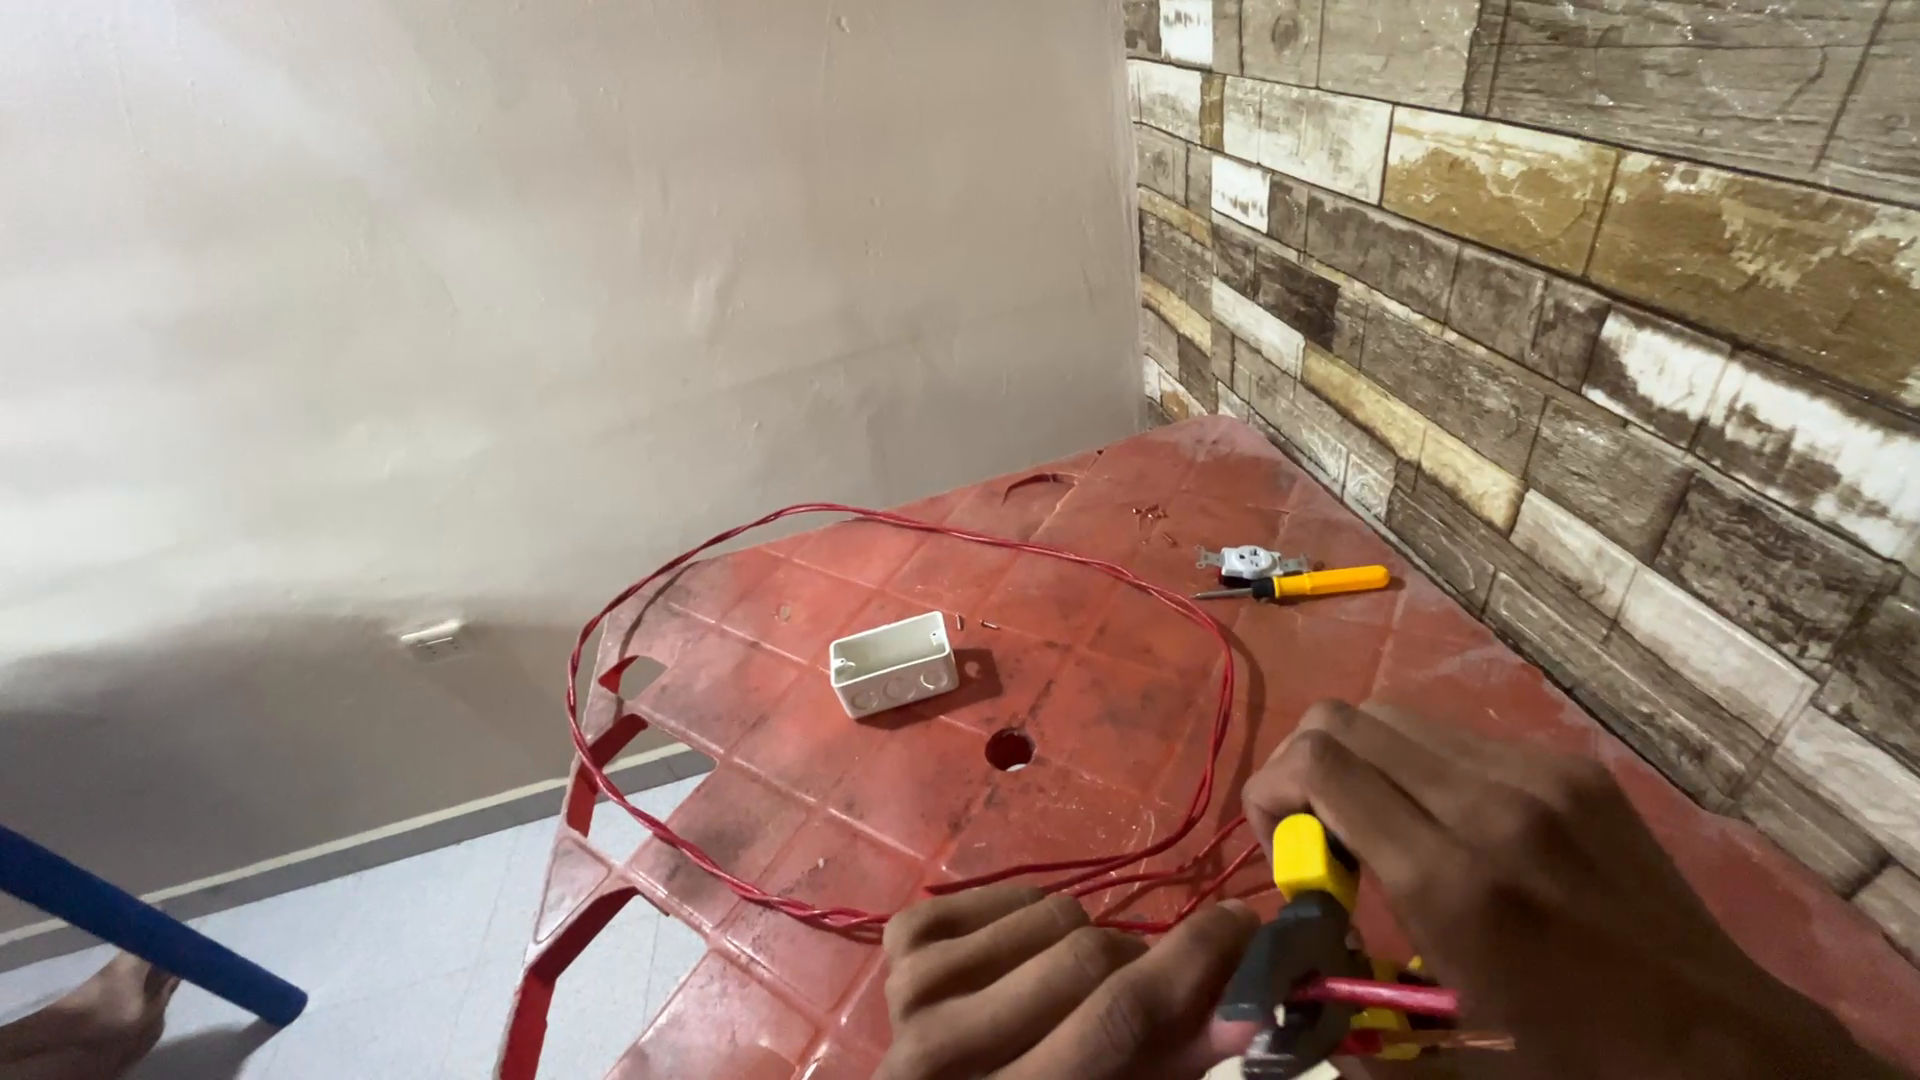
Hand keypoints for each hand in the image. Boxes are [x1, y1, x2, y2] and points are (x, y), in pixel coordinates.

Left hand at [873, 885, 1257, 1079]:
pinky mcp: (904, 938)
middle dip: (1142, 957)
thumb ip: (1168, 1057)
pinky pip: (1010, 891)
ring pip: (1054, 911)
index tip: (1242, 921)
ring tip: (1072, 982)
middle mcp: (946, 1046)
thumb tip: (1246, 999)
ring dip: (1085, 941)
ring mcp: (915, 985)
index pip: (1120, 1015)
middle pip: (1088, 954)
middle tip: (1155, 971)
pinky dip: (1036, 916)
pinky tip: (1024, 959)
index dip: (1195, 962)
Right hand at [1243, 700, 1905, 1079]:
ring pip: (1386, 715)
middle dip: (1299, 768)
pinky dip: (1411, 766)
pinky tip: (1439, 823)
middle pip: (1339, 720)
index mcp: (1450, 878)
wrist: (1732, 1054)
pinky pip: (1446, 736)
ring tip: (1375, 827)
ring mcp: (1534, 774)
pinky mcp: (1565, 766)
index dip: (1269, 791)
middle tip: (1317, 835)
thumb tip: (1267, 959)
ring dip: (1353, 762)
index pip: (1315, 762)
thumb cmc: (1572, 1062)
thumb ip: (1333, 997)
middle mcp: (1487, 802)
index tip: (1280, 848)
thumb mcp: (1437, 1054)